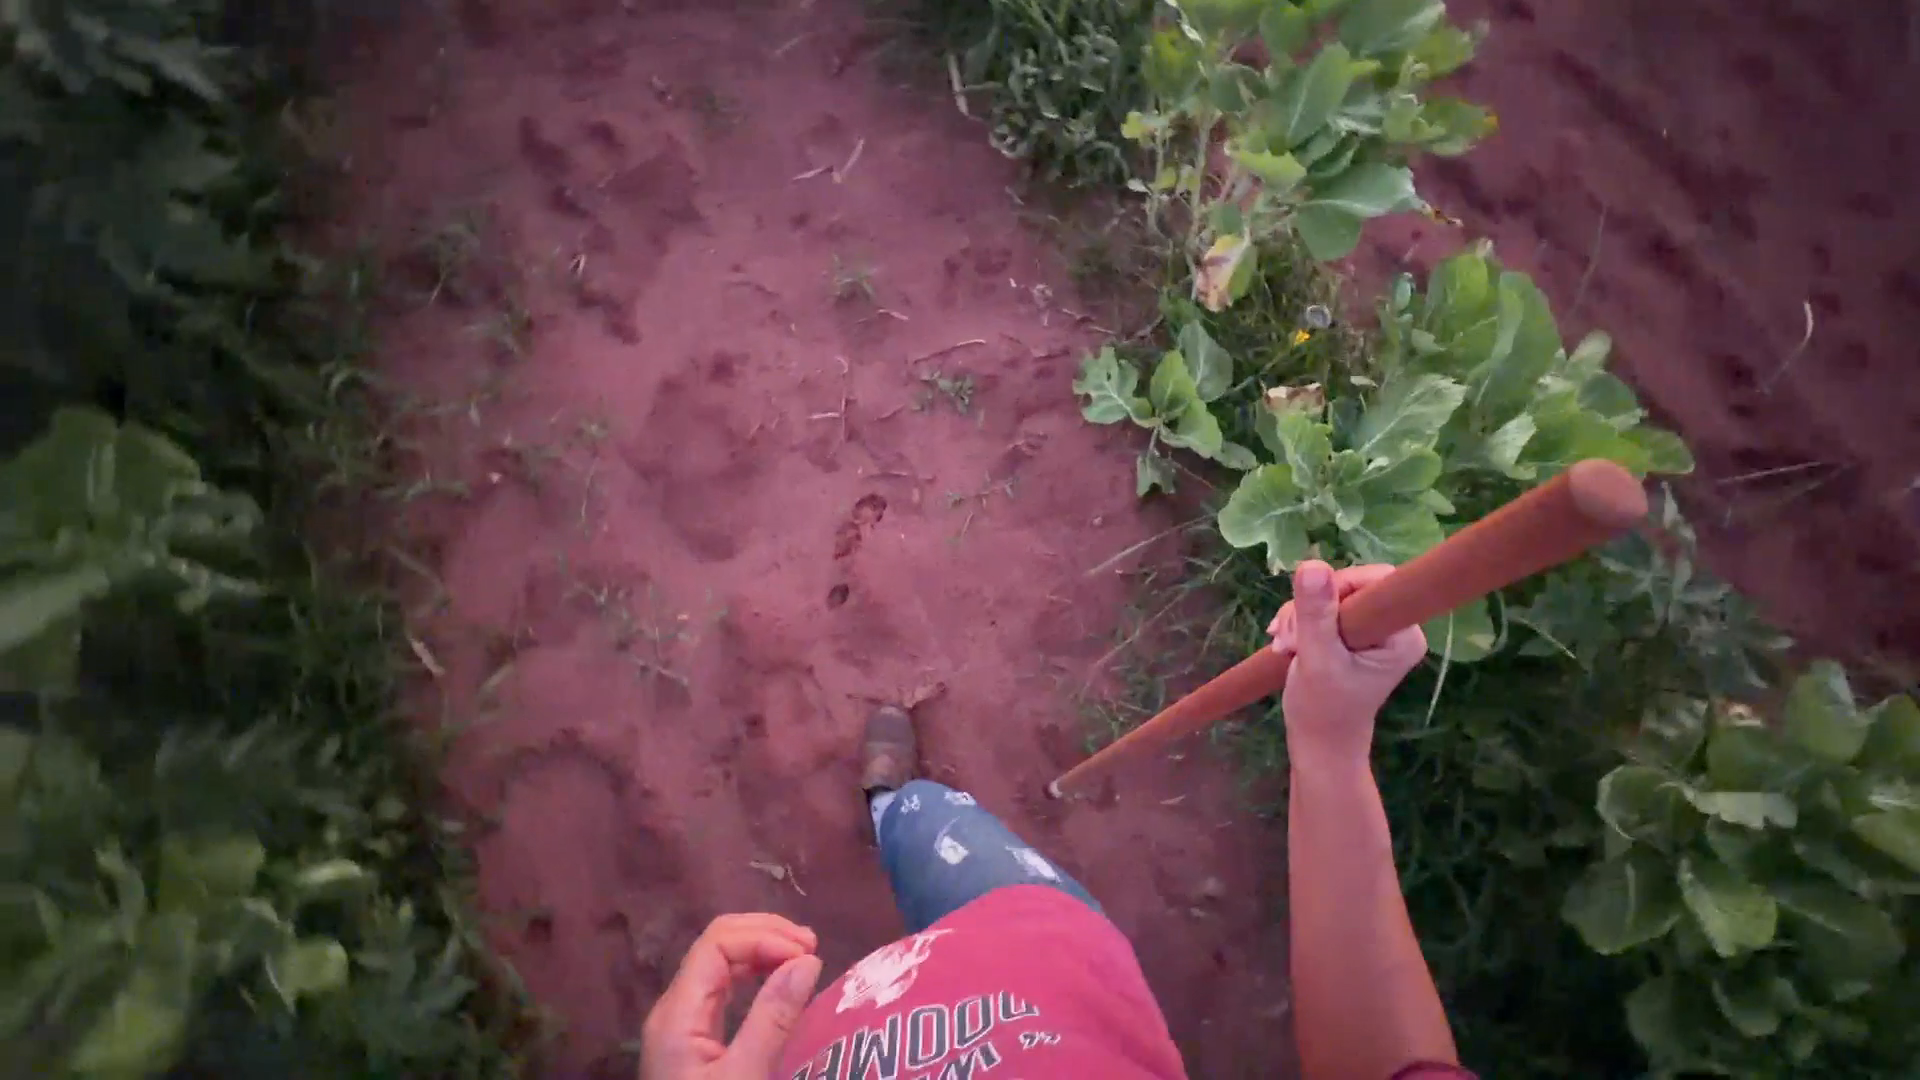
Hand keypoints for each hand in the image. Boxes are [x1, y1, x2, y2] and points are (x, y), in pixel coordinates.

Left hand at [639, 914, 823, 1079]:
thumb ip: (773, 1019)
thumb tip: (809, 959)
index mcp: (676, 1014)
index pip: (718, 942)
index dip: (765, 937)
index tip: (808, 956)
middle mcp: (675, 1009)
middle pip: (718, 943)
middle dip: (767, 934)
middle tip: (812, 948)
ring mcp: (683, 1024)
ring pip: (722, 961)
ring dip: (763, 949)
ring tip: (804, 957)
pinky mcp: (694, 1041)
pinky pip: (725, 986)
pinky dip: (756, 972)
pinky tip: (780, 981)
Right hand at [1267, 561, 1424, 769]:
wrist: (1317, 743)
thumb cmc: (1323, 708)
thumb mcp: (1317, 659)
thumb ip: (1315, 613)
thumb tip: (1311, 564)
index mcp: (1401, 634)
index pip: (1376, 581)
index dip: (1338, 586)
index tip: (1307, 615)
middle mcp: (1392, 628)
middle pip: (1347, 587)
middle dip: (1309, 607)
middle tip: (1286, 638)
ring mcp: (1369, 632)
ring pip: (1328, 598)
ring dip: (1297, 617)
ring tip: (1283, 645)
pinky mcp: (1348, 636)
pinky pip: (1320, 611)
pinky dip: (1297, 623)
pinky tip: (1283, 642)